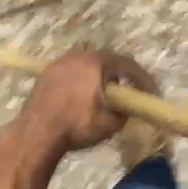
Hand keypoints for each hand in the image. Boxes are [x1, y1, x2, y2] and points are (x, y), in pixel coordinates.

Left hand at [13, 48, 157, 154]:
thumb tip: (125, 110)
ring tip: (104, 94)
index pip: (127, 65)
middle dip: (120, 75)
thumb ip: (123, 113)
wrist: (37, 132)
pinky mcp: (45, 75)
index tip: (150, 92)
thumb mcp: (110, 123)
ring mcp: (59, 63)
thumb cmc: (77, 125)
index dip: (142, 79)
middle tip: (128, 90)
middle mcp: (78, 56)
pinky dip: (82, 82)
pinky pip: (71, 73)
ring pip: (86, 66)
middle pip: (105, 60)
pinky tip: (82, 97)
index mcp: (96, 62)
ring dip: (98, 77)